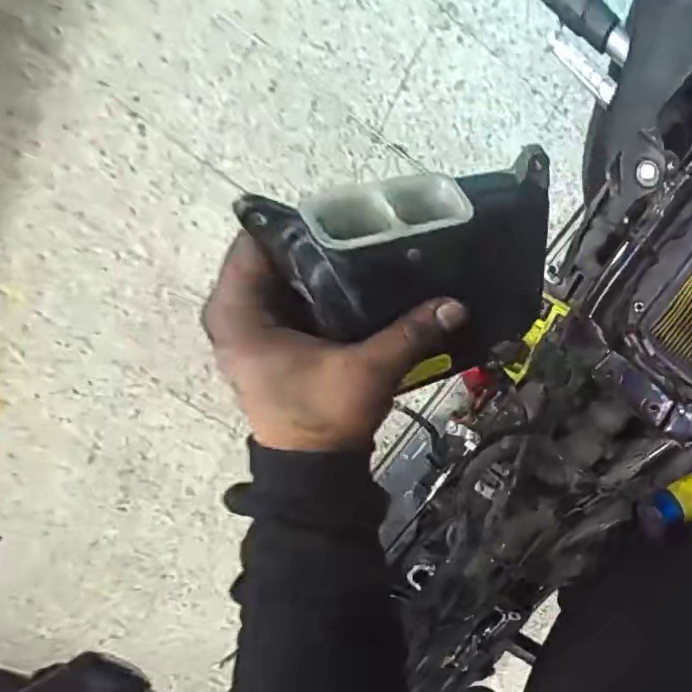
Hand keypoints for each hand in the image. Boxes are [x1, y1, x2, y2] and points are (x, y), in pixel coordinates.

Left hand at [201, 233, 466, 451]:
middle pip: (276, 263)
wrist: (315, 470)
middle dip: (319, 250)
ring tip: (369, 260)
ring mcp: (254, 333)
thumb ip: (410, 333)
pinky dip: (324, 300)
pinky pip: (297, 308)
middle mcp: (236, 315)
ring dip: (324, 275)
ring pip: (287, 286)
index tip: (345, 221)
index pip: (257, 243)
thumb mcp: (369, 368)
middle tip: (366, 238)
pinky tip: (361, 295)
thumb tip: (455, 305)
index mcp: (238, 312)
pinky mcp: (275, 349)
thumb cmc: (324, 414)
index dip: (299, 227)